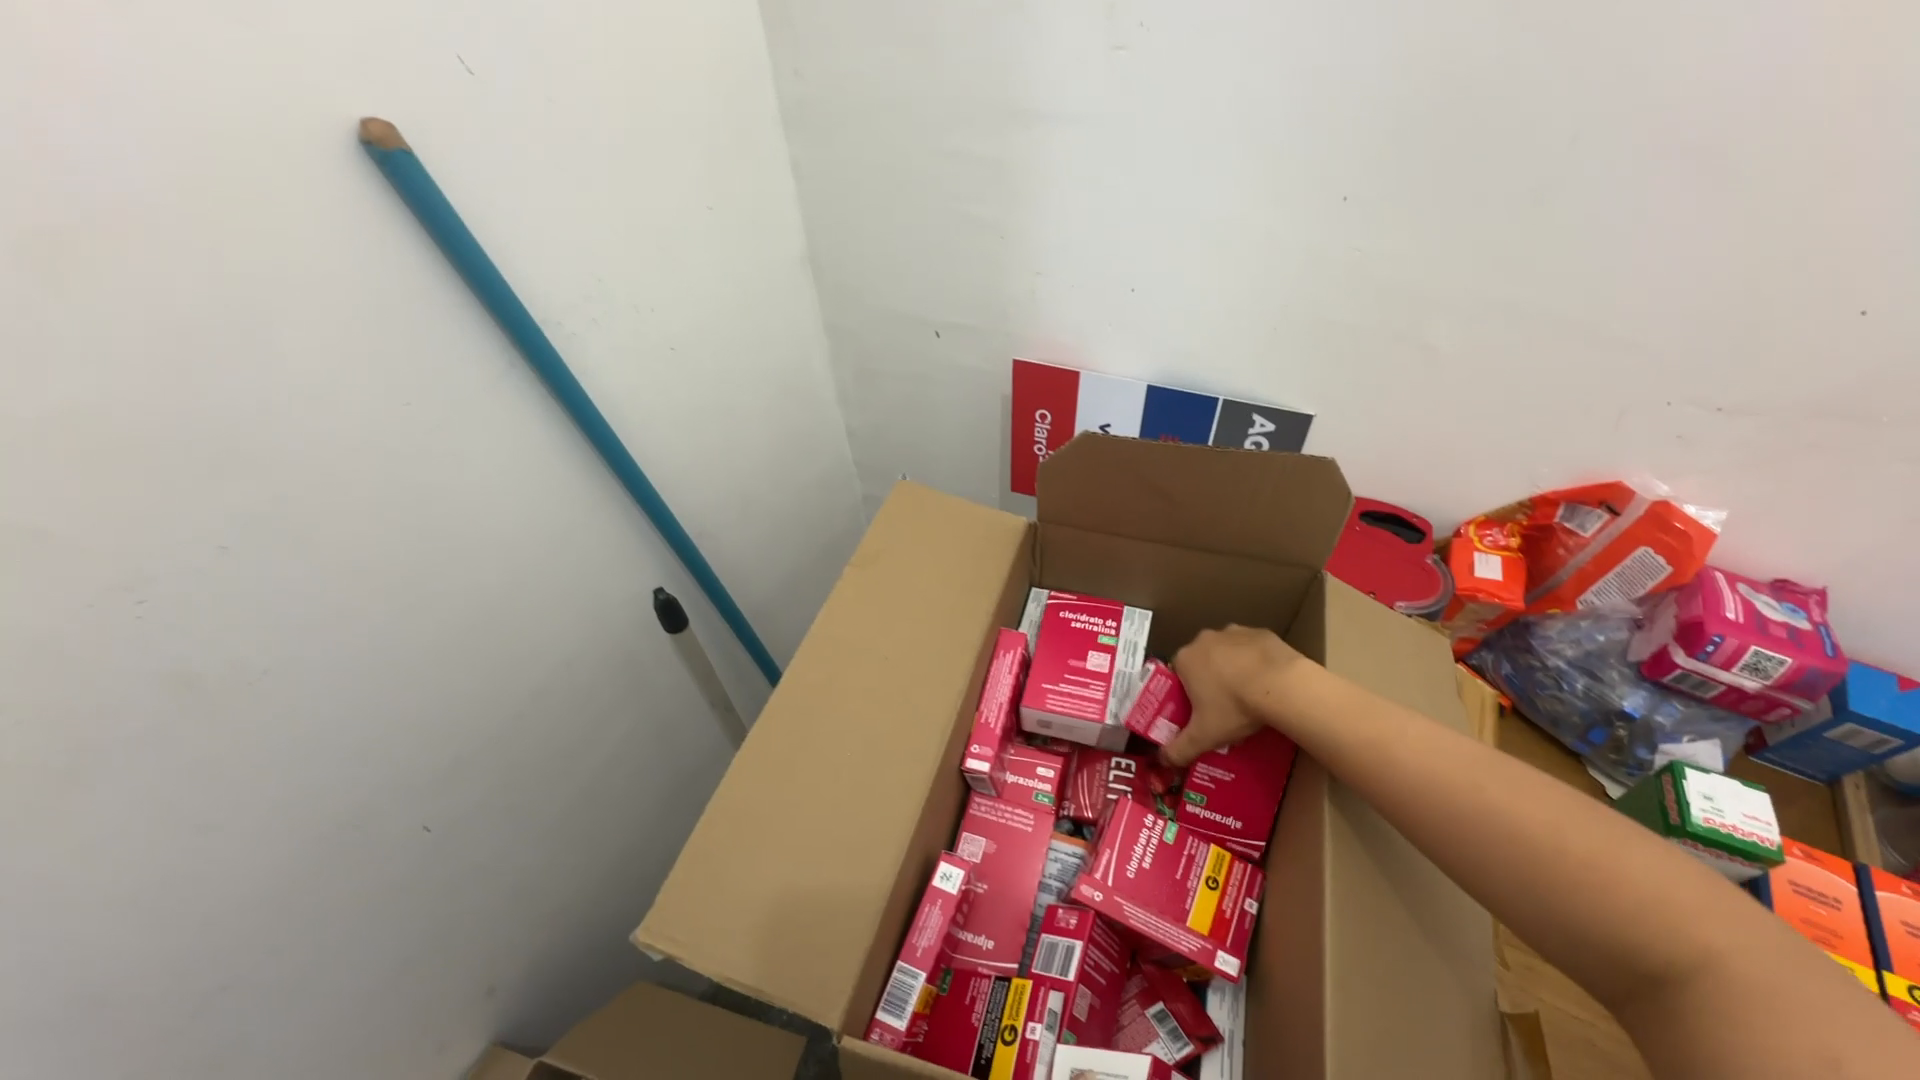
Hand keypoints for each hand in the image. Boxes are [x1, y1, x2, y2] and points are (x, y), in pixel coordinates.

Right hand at [1162, 625, 1307, 766]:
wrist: (1283, 686)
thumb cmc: (1235, 707)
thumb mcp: (1204, 736)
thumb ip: (1179, 750)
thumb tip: (1163, 760)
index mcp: (1185, 659)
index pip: (1177, 674)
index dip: (1187, 693)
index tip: (1199, 709)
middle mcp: (1204, 639)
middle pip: (1201, 660)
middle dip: (1209, 679)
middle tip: (1224, 705)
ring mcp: (1234, 632)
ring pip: (1227, 651)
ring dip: (1232, 668)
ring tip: (1248, 694)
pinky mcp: (1261, 633)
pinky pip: (1252, 648)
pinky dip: (1256, 661)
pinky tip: (1267, 682)